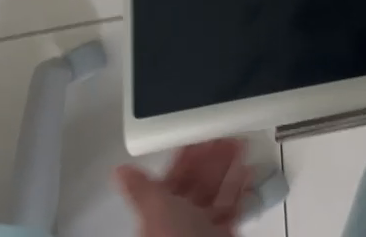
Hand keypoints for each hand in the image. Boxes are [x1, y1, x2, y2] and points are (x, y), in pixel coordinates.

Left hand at [115, 138, 253, 236]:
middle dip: (213, 158)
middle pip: (198, 182)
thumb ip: (141, 189)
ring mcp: (203, 227)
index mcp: (161, 214)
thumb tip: (119, 171)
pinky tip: (246, 173)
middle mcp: (181, 220)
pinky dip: (240, 188)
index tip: (200, 140)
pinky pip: (233, 205)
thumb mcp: (155, 211)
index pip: (173, 179)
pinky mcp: (223, 232)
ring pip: (217, 191)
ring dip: (229, 168)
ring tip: (240, 147)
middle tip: (226, 138)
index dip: (187, 157)